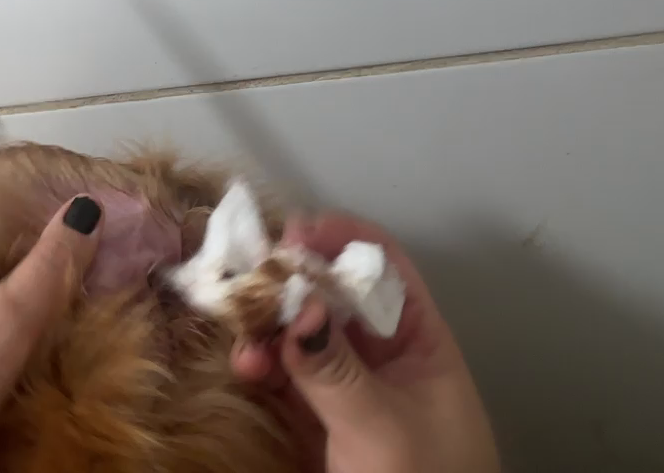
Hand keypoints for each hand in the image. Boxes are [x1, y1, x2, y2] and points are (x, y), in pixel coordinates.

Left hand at [0, 196, 101, 472]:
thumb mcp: (11, 319)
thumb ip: (52, 262)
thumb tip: (86, 204)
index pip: (13, 202)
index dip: (56, 213)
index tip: (98, 229)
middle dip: (38, 250)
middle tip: (85, 269)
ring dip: (13, 282)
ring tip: (54, 300)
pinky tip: (2, 332)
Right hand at [231, 214, 499, 472]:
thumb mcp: (383, 429)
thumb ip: (338, 368)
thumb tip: (300, 304)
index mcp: (419, 341)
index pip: (383, 266)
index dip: (341, 240)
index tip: (294, 233)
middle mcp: (379, 351)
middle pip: (330, 290)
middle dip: (290, 279)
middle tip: (250, 274)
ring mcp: (343, 379)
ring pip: (298, 327)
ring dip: (266, 321)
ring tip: (244, 330)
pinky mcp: (313, 410)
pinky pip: (280, 367)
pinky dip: (259, 359)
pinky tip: (245, 364)